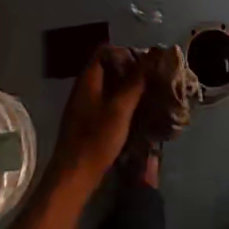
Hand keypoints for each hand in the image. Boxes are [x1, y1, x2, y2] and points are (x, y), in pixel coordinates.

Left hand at [51, 45, 147, 183]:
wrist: (74, 177)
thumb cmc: (96, 139)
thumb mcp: (120, 108)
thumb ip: (136, 81)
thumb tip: (154, 53)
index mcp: (88, 80)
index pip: (105, 51)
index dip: (125, 52)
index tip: (146, 64)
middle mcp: (85, 88)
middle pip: (109, 68)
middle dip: (132, 71)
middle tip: (153, 79)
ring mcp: (86, 106)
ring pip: (110, 87)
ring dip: (130, 88)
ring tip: (151, 94)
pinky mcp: (90, 121)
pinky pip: (109, 102)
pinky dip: (124, 103)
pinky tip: (139, 113)